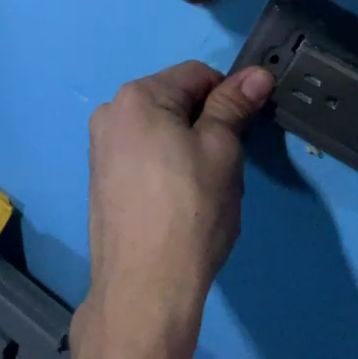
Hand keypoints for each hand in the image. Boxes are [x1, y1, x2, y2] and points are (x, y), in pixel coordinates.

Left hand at [73, 60, 275, 358]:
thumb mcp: (221, 151)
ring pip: (160, 130)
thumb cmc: (189, 210)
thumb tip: (256, 74)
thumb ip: (234, 107)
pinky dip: (166, 166)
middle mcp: (111, 110)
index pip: (195, 74)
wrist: (144, 284)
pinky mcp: (101, 176)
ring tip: (203, 191)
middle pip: (175, 101)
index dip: (229, 95)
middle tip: (226, 167)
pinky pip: (143, 154)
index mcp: (137, 95)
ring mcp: (101, 145)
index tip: (247, 127)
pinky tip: (180, 203)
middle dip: (207, 125)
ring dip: (188, 147)